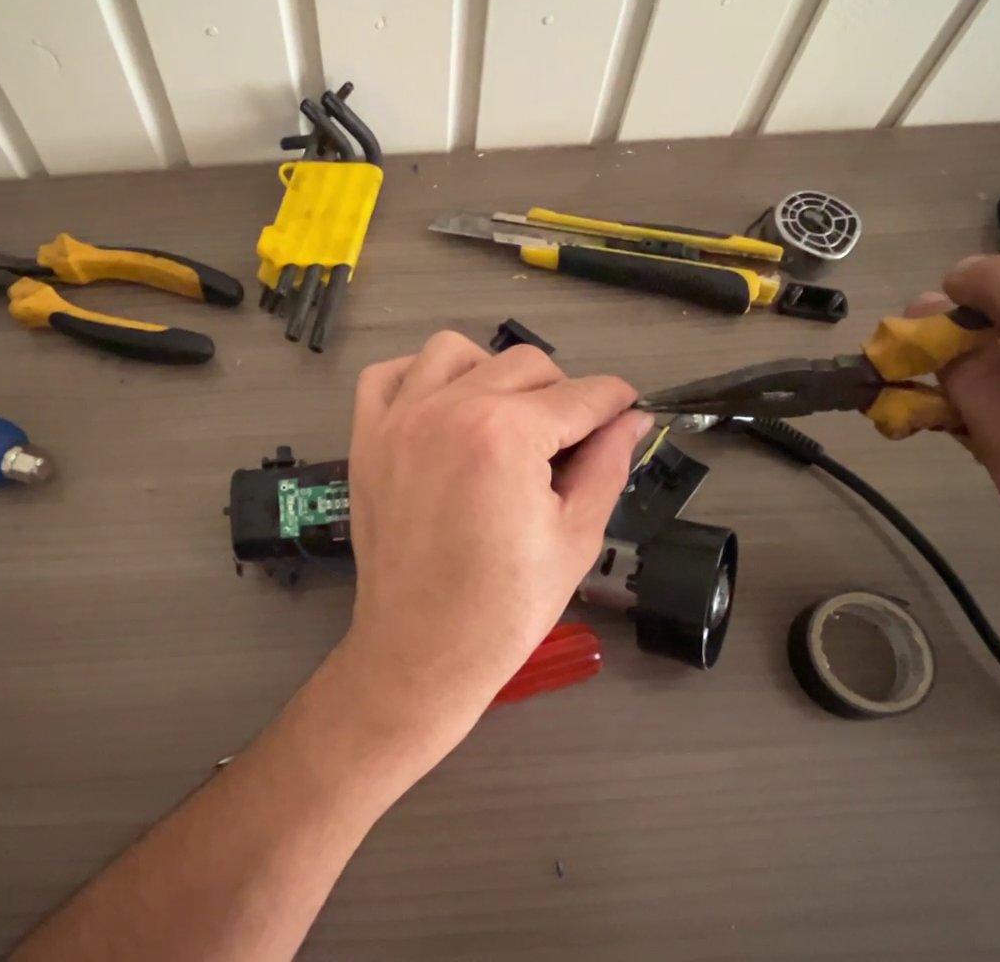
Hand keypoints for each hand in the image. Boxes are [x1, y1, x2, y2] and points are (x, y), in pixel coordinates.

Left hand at [335, 332, 650, 743]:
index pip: (582, 394)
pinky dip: (419, 378)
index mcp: (506, 435)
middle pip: (526, 364)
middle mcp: (448, 410)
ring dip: (491, 373)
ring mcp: (400, 420)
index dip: (616, 403)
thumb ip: (608, 464)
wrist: (421, 649)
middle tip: (569, 443)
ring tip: (506, 421)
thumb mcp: (576, 536)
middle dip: (562, 395)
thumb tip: (631, 419)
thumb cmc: (505, 608)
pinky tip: (444, 410)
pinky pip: (390, 374)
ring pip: (456, 351)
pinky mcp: (367, 438)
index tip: (627, 412)